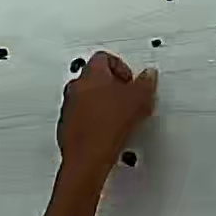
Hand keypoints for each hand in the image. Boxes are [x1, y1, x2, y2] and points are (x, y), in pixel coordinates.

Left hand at [57, 51, 157, 178]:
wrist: (88, 158)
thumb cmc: (107, 127)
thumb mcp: (139, 99)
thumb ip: (146, 82)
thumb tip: (149, 76)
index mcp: (92, 74)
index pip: (104, 57)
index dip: (121, 67)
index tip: (130, 79)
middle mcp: (76, 87)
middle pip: (94, 77)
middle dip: (112, 85)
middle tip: (126, 96)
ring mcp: (69, 108)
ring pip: (86, 97)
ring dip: (101, 103)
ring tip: (119, 116)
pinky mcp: (66, 127)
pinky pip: (80, 116)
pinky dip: (93, 120)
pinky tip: (108, 131)